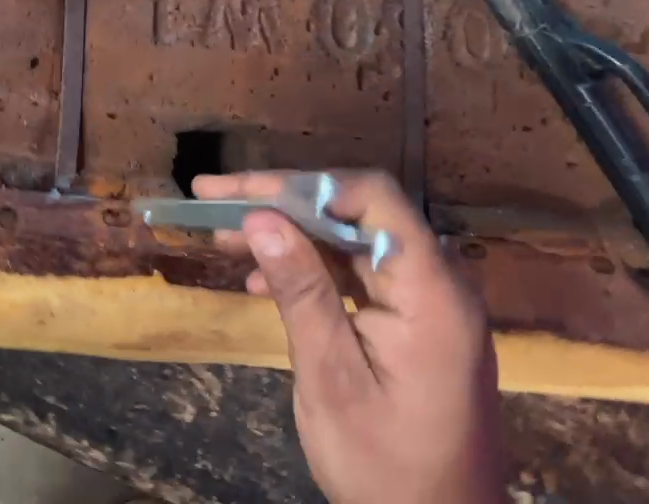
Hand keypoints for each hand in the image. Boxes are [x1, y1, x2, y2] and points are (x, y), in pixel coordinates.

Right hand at [195, 171, 503, 503]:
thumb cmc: (384, 464)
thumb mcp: (331, 376)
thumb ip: (301, 290)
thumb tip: (259, 216)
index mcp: (430, 291)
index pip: (372, 197)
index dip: (301, 184)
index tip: (238, 192)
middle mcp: (437, 284)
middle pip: (354, 213)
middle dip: (279, 203)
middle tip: (211, 201)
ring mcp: (426, 303)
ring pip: (349, 240)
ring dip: (287, 234)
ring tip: (222, 237)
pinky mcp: (413, 323)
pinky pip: (356, 274)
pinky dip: (308, 268)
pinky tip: (262, 281)